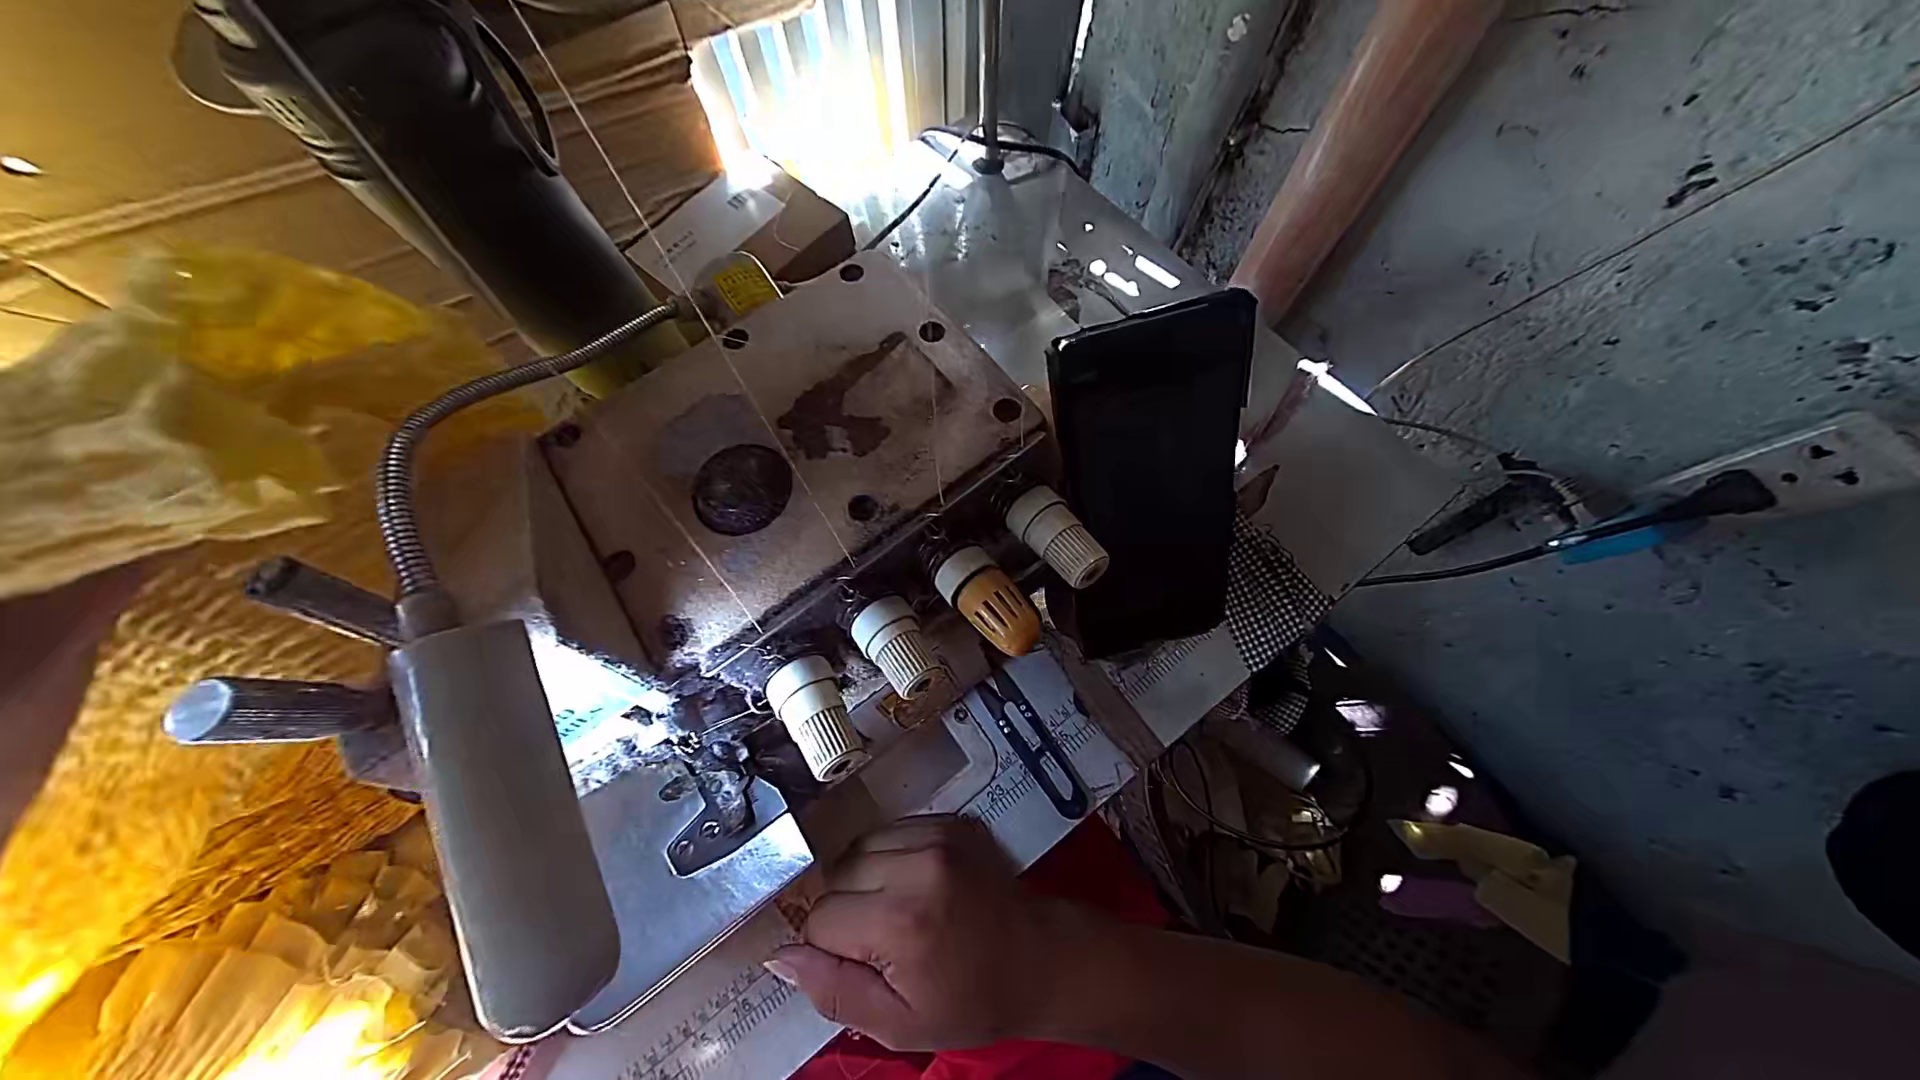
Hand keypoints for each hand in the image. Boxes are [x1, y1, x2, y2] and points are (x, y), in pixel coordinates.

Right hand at [766, 816, 1083, 1049]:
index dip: (830, 947)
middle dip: (846, 909)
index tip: (862, 960)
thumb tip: (780, 958)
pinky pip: (891, 830)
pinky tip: (915, 884)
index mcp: (902, 921)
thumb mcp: (899, 1024)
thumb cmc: (973, 1000)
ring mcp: (938, 836)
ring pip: (859, 848)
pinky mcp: (950, 821)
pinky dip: (890, 855)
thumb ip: (833, 990)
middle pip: (836, 875)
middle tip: (883, 939)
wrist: (1040, 958)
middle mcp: (918, 866)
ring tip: (900, 909)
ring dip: (866, 877)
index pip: (820, 919)